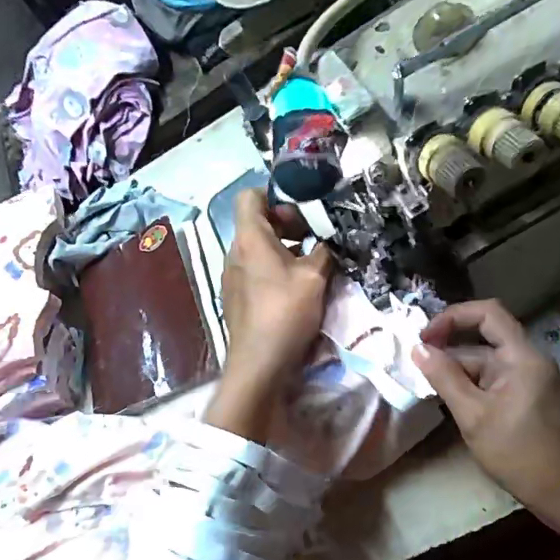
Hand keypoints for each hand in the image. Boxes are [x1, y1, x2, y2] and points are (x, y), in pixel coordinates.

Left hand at [206, 188, 331, 440]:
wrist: (259, 364)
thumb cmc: (285, 313)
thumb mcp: (315, 278)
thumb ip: (324, 252)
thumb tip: (328, 245)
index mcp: (249, 239)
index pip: (250, 196)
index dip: (275, 196)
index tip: (302, 213)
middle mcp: (234, 254)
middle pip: (256, 224)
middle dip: (287, 225)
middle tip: (314, 240)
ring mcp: (232, 279)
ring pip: (258, 251)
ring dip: (284, 252)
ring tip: (311, 267)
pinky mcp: (237, 300)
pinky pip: (256, 274)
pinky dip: (275, 273)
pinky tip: (296, 293)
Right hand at [411, 301, 559, 533]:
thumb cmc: (517, 453)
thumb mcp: (473, 415)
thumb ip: (444, 378)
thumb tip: (418, 349)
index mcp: (522, 357)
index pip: (487, 313)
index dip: (452, 317)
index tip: (423, 337)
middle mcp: (531, 360)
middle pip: (484, 341)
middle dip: (449, 351)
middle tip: (416, 369)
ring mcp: (533, 379)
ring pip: (488, 363)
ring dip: (458, 372)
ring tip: (428, 389)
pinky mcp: (531, 397)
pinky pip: (497, 380)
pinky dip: (473, 386)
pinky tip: (452, 403)